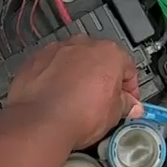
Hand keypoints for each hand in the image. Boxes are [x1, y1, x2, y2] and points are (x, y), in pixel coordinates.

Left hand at [0, 36, 140, 149]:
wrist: (40, 122)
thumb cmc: (78, 114)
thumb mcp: (113, 114)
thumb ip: (125, 104)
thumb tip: (129, 105)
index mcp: (109, 53)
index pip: (128, 67)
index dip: (130, 87)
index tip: (127, 101)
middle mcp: (83, 44)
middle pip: (100, 59)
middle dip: (103, 78)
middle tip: (103, 101)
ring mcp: (57, 49)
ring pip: (74, 60)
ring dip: (78, 75)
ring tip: (76, 100)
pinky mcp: (36, 59)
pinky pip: (52, 66)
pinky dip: (55, 77)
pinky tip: (56, 97)